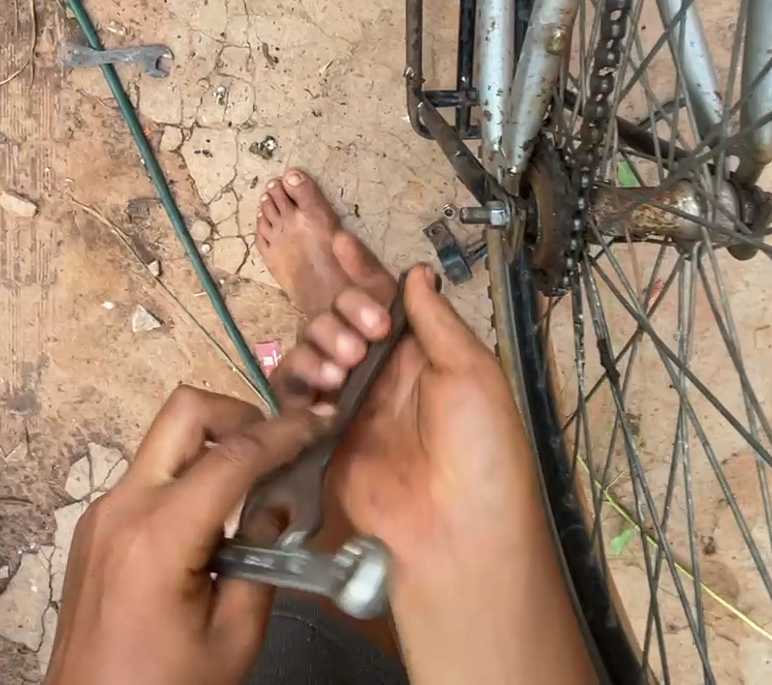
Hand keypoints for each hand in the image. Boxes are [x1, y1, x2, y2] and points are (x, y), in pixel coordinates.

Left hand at [45, 386, 318, 684]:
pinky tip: (212, 513)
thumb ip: (263, 562)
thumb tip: (278, 501)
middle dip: (237, 412)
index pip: (231, 456)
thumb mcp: (232, 639)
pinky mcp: (97, 519)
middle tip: (275, 444)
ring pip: (164, 435)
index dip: (283, 433)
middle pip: (182, 410)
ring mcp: (104, 506)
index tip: (319, 422)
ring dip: (212, 440)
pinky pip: (150, 470)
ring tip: (251, 479)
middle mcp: (124, 503)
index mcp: (158, 535)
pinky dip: (188, 469)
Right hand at [317, 266, 596, 684]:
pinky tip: (321, 391)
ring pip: (314, 344)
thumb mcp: (472, 372)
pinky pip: (294, 388)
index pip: (384, 297)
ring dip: (322, 343)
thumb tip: (416, 272)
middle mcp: (380, 369)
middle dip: (346, 310)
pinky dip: (300, 379)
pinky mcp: (320, 430)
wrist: (453, 528)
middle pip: (341, 314)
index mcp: (420, 352)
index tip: (340, 242)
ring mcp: (348, 399)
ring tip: (342, 369)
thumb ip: (436, 319)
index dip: (361, 269)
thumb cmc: (477, 446)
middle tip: (367, 335)